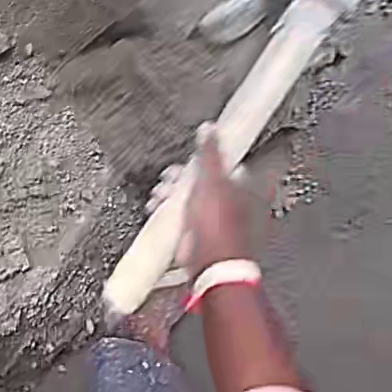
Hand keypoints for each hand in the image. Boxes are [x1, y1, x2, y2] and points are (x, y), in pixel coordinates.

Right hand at [148, 123, 259, 276]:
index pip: (218, 163)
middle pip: (197, 178)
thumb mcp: (211, 182)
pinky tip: (156, 208)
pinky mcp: (192, 230)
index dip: (200, 159)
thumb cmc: (216, 226)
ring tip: (160, 195)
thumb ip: (210, 155)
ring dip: (168, 193)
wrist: (209, 264)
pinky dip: (164, 208)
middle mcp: (224, 200)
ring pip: (184, 194)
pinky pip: (175, 212)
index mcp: (235, 186)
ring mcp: (208, 216)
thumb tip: (209, 128)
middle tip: (169, 179)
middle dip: (179, 177)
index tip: (186, 160)